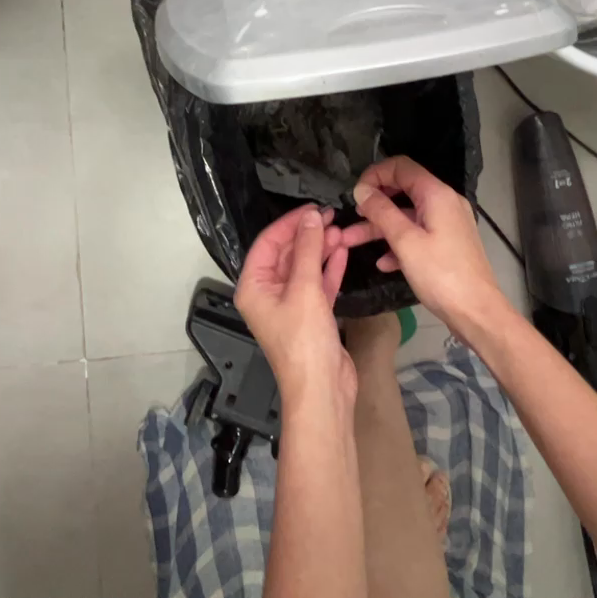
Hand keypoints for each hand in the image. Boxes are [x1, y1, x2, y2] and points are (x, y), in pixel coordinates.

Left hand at [235, 204, 355, 404]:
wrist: (322, 389)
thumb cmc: (304, 340)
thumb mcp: (304, 289)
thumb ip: (308, 249)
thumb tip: (312, 217)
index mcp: (253, 287)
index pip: (268, 243)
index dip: (289, 223)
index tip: (312, 209)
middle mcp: (267, 294)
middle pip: (286, 254)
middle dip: (307, 235)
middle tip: (331, 215)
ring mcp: (289, 306)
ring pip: (304, 268)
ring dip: (320, 249)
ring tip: (340, 230)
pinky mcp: (310, 316)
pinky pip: (317, 283)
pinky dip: (328, 268)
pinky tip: (342, 252)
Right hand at [350, 156, 516, 340]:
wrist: (477, 313)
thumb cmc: (441, 275)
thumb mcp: (405, 242)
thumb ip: (381, 212)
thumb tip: (361, 189)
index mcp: (437, 195)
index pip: (401, 167)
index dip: (375, 175)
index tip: (355, 194)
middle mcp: (444, 203)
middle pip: (402, 192)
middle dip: (373, 204)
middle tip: (350, 217)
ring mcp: (447, 225)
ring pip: (406, 217)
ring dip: (379, 228)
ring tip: (349, 241)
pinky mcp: (446, 245)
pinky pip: (417, 235)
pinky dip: (398, 244)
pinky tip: (382, 263)